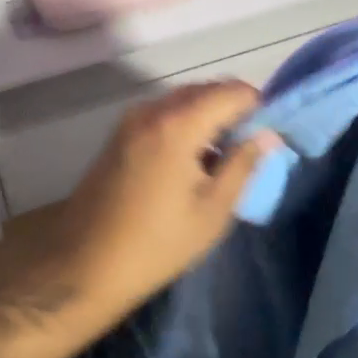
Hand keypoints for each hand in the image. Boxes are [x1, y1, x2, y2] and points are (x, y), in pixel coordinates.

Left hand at [51, 81, 273, 306]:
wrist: (85, 266)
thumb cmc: (157, 244)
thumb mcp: (212, 211)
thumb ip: (243, 165)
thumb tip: (268, 134)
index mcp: (177, 124)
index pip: (232, 91)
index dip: (258, 105)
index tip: (272, 132)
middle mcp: (151, 110)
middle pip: (205, 90)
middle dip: (233, 109)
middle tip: (252, 146)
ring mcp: (129, 121)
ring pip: (181, 101)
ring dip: (208, 116)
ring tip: (223, 158)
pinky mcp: (117, 136)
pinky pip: (161, 115)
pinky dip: (184, 124)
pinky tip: (191, 162)